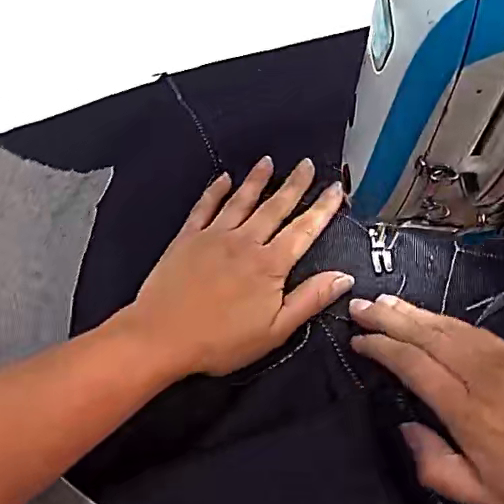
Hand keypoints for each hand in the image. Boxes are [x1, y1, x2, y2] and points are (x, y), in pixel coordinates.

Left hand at [114, 157, 351, 376]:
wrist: (160, 337)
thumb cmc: (219, 341)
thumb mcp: (275, 330)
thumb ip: (310, 299)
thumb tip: (342, 278)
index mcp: (269, 264)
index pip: (304, 229)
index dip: (323, 208)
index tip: (335, 190)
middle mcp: (245, 242)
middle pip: (275, 206)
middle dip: (295, 184)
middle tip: (306, 165)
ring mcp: (214, 237)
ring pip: (242, 200)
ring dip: (257, 179)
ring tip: (269, 162)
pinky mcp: (187, 239)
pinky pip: (205, 207)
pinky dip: (215, 191)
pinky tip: (223, 179)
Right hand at [349, 294, 503, 503]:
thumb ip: (440, 467)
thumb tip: (407, 431)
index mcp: (472, 410)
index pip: (415, 365)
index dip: (382, 348)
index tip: (359, 338)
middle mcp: (490, 374)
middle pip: (431, 335)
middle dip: (393, 318)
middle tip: (363, 303)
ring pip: (456, 328)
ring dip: (420, 314)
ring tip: (393, 304)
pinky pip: (482, 333)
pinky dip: (452, 323)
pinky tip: (444, 324)